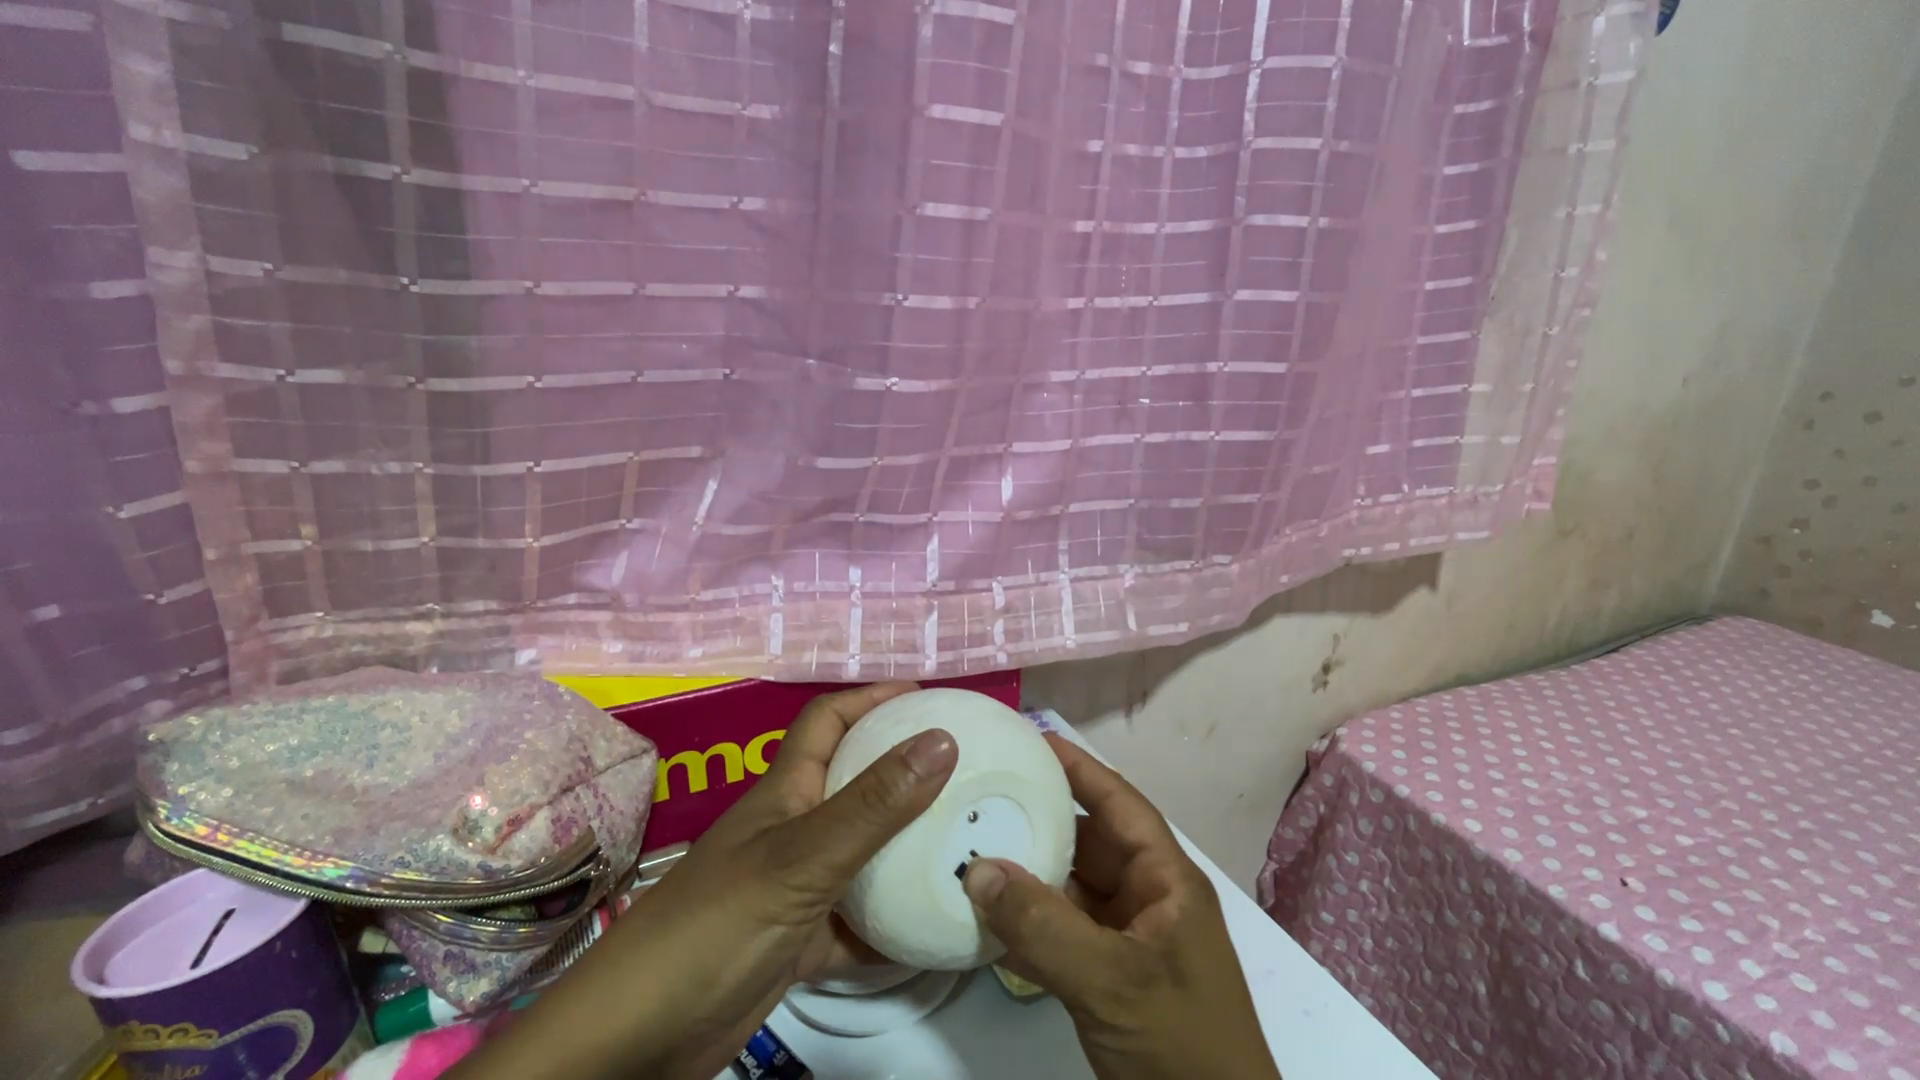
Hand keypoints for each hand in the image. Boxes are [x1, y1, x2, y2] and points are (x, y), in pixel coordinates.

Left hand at [448, 681, 955, 1079]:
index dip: (873, 698)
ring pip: (865, 856)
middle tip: (972, 773)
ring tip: (972, 844)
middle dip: (908, 772)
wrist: (641, 1038)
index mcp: (785, 793)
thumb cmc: (716, 926)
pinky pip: (861, 923)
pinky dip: (896, 924)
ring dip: (910, 850)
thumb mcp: (801, 859)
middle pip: (855, 785)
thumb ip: (872, 806)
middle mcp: (793, 831)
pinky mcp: (801, 942)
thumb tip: (943, 738)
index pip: (828, 720)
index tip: (933, 698)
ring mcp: (797, 889)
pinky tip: (940, 927)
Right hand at [963, 735, 1280, 1079]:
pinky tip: (981, 913)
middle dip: (1037, 816)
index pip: (1118, 802)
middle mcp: (1145, 898)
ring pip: (1068, 888)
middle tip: (978, 791)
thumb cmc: (1180, 1042)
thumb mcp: (1113, 980)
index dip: (1077, 766)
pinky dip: (1024, 921)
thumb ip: (1043, 926)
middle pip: (1087, 841)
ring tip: (966, 843)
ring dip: (1024, 872)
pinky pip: (1059, 932)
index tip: (1027, 738)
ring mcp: (1125, 939)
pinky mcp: (1105, 975)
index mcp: (1166, 879)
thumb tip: (976, 870)